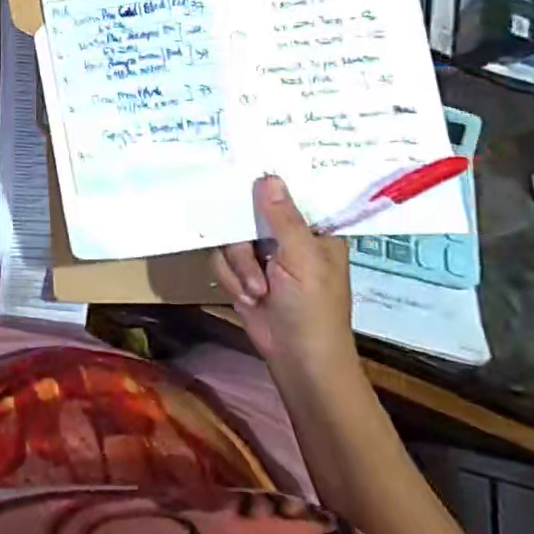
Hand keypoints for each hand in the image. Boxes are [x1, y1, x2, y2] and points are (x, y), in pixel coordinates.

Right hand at [210, 176, 356, 376]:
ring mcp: (263, 254)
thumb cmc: (313, 309)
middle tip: (258, 264)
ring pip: (230, 237)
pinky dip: (231, 280)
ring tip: (258, 291)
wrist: (298, 362)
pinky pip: (221, 259)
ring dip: (240, 267)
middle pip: (248, 211)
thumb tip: (268, 176)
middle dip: (246, 244)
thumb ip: (283, 218)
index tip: (243, 172)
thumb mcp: (303, 259)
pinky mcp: (243, 272)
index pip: (288, 191)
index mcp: (313, 226)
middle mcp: (286, 235)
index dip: (267, 183)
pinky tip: (248, 298)